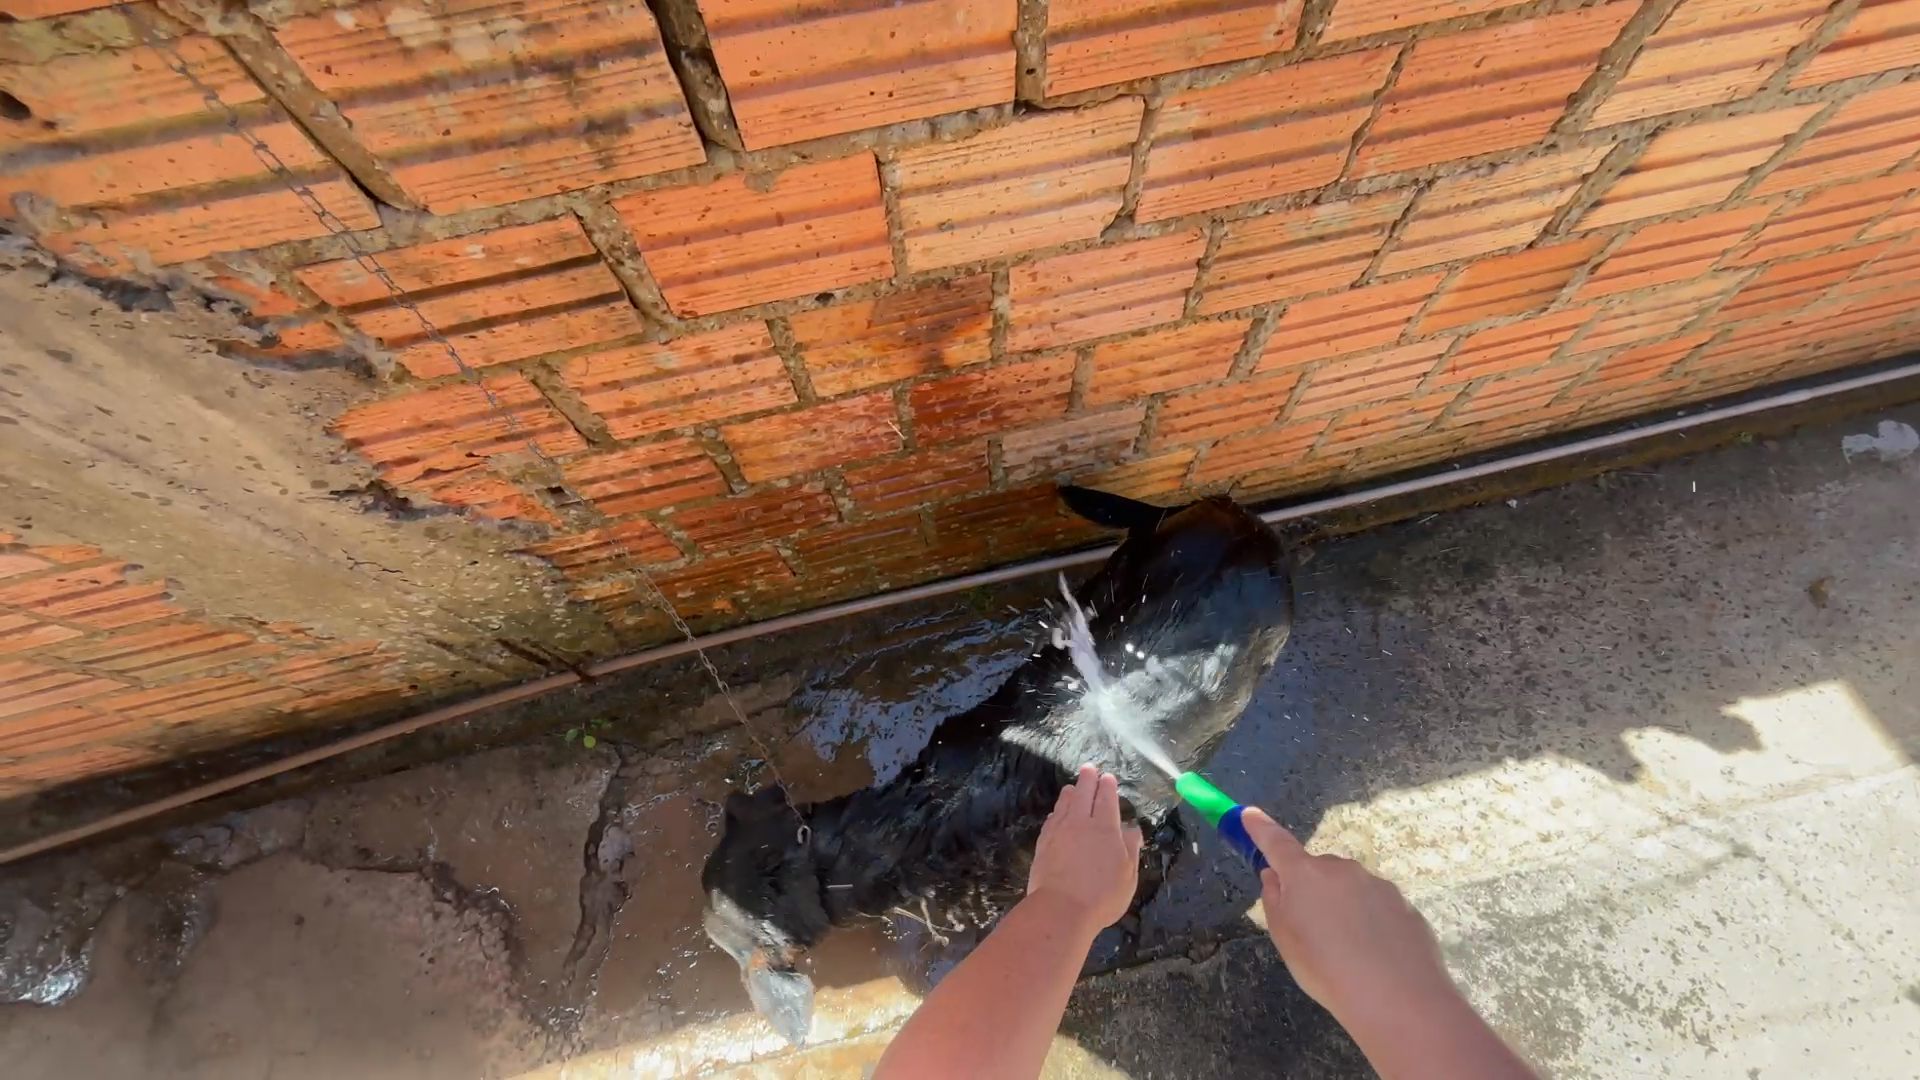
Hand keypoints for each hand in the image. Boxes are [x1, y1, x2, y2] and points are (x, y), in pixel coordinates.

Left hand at [1024, 765, 1143, 934]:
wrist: (1061, 907)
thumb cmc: (1102, 895)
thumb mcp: (1128, 876)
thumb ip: (1130, 848)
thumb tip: (1132, 828)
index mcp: (1105, 829)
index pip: (1107, 800)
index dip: (1108, 787)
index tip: (1108, 777)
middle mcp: (1082, 822)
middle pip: (1085, 793)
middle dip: (1088, 778)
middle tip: (1089, 768)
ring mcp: (1060, 829)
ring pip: (1066, 802)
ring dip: (1072, 791)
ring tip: (1073, 786)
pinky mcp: (1044, 840)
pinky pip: (1053, 817)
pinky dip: (1058, 809)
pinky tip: (1058, 811)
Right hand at [1240, 808, 1459, 1026]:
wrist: (1400, 1001)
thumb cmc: (1326, 968)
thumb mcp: (1284, 938)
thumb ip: (1274, 900)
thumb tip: (1275, 876)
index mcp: (1304, 874)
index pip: (1276, 841)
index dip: (1260, 827)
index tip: (1249, 814)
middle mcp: (1341, 869)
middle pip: (1318, 871)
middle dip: (1314, 890)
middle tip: (1316, 930)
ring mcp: (1377, 885)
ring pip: (1351, 889)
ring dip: (1345, 907)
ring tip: (1352, 952)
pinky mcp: (1407, 906)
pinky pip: (1379, 908)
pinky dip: (1373, 923)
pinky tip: (1379, 957)